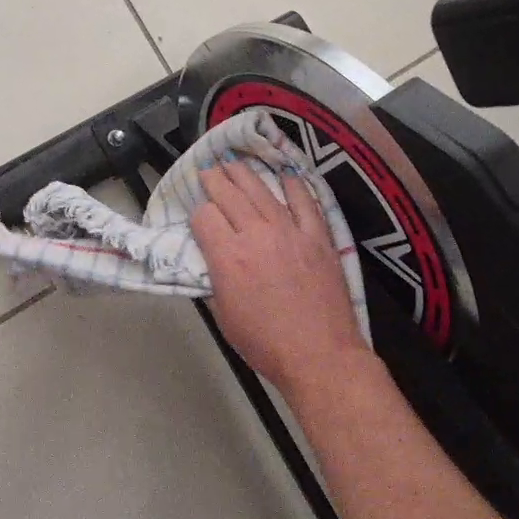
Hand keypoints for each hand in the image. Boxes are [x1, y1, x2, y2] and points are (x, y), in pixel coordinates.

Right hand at [193, 162, 371, 394]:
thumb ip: (214, 279)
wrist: (320, 356)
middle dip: (215, 179)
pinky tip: (285, 174)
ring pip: (263, 191)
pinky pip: (305, 202)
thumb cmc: (265, 343)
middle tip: (208, 169)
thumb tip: (211, 260)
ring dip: (245, 173)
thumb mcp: (223, 315)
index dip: (197, 213)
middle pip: (230, 194)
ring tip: (234, 162)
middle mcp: (257, 235)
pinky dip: (294, 185)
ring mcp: (290, 232)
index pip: (204, 216)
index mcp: (228, 257)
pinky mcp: (318, 238)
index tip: (198, 218)